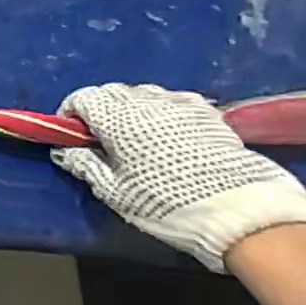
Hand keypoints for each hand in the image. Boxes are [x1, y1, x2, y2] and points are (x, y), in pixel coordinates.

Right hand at [52, 83, 305, 270]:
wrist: (240, 212)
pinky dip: (161, 110)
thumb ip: (85, 164)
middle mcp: (148, 104)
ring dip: (131, 107)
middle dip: (99, 108)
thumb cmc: (164, 200)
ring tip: (134, 133)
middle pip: (113, 92)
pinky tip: (165, 131)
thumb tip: (65, 151)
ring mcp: (182, 107)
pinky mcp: (209, 116)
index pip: (83, 99)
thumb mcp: (113, 190)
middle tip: (99, 136)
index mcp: (118, 120)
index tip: (72, 134)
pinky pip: (175, 101)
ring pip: (144, 93)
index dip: (71, 113)